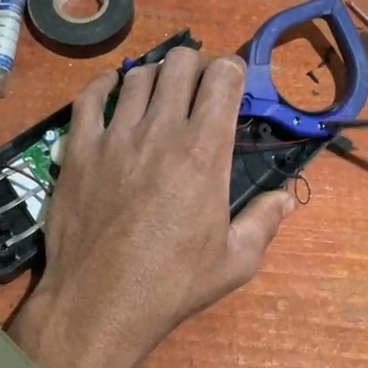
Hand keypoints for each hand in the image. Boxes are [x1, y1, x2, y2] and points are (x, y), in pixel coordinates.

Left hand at [5, 48, 298, 367]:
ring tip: (159, 93)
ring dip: (155, 75)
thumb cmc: (172, 284)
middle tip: (198, 86)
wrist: (100, 304)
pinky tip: (112, 88)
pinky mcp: (79, 148)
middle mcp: (161, 130)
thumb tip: (288, 197)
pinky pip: (89, 96)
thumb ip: (265, 221)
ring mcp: (115, 135)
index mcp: (204, 151)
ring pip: (138, 75)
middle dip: (196, 64)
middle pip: (181, 62)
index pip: (223, 78)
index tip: (233, 84)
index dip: (232, 70)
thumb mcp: (235, 261)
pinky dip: (104, 83)